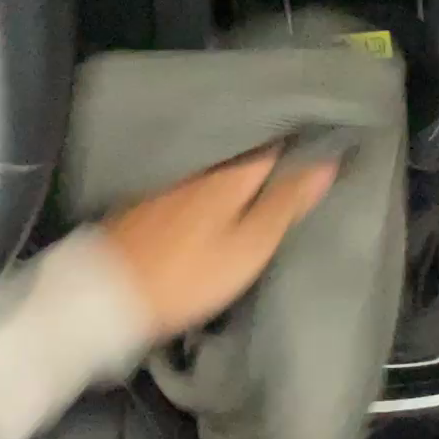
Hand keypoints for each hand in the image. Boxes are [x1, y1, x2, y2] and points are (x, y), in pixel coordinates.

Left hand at [102, 145, 338, 340]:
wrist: (112, 295)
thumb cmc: (190, 276)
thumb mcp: (249, 245)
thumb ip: (285, 204)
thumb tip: (325, 164)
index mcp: (228, 178)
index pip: (272, 148)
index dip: (297, 145)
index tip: (321, 144)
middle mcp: (196, 174)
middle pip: (240, 158)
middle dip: (266, 156)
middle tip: (295, 157)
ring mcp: (167, 191)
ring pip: (212, 173)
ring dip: (235, 172)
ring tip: (258, 178)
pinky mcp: (145, 212)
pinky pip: (187, 190)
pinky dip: (205, 191)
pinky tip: (209, 203)